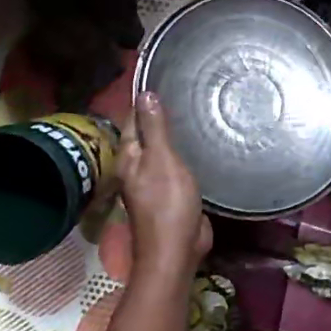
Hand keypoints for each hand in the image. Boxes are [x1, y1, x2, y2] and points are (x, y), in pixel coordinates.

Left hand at [117, 92, 211, 273]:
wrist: (176, 250)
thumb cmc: (167, 203)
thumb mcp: (162, 160)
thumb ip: (154, 128)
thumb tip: (144, 94)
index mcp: (129, 157)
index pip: (134, 120)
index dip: (145, 101)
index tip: (162, 80)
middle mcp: (138, 168)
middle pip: (148, 136)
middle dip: (161, 117)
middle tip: (186, 93)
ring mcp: (155, 183)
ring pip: (164, 152)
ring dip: (175, 137)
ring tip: (196, 115)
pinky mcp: (173, 195)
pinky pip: (178, 168)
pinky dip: (186, 156)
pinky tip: (201, 147)